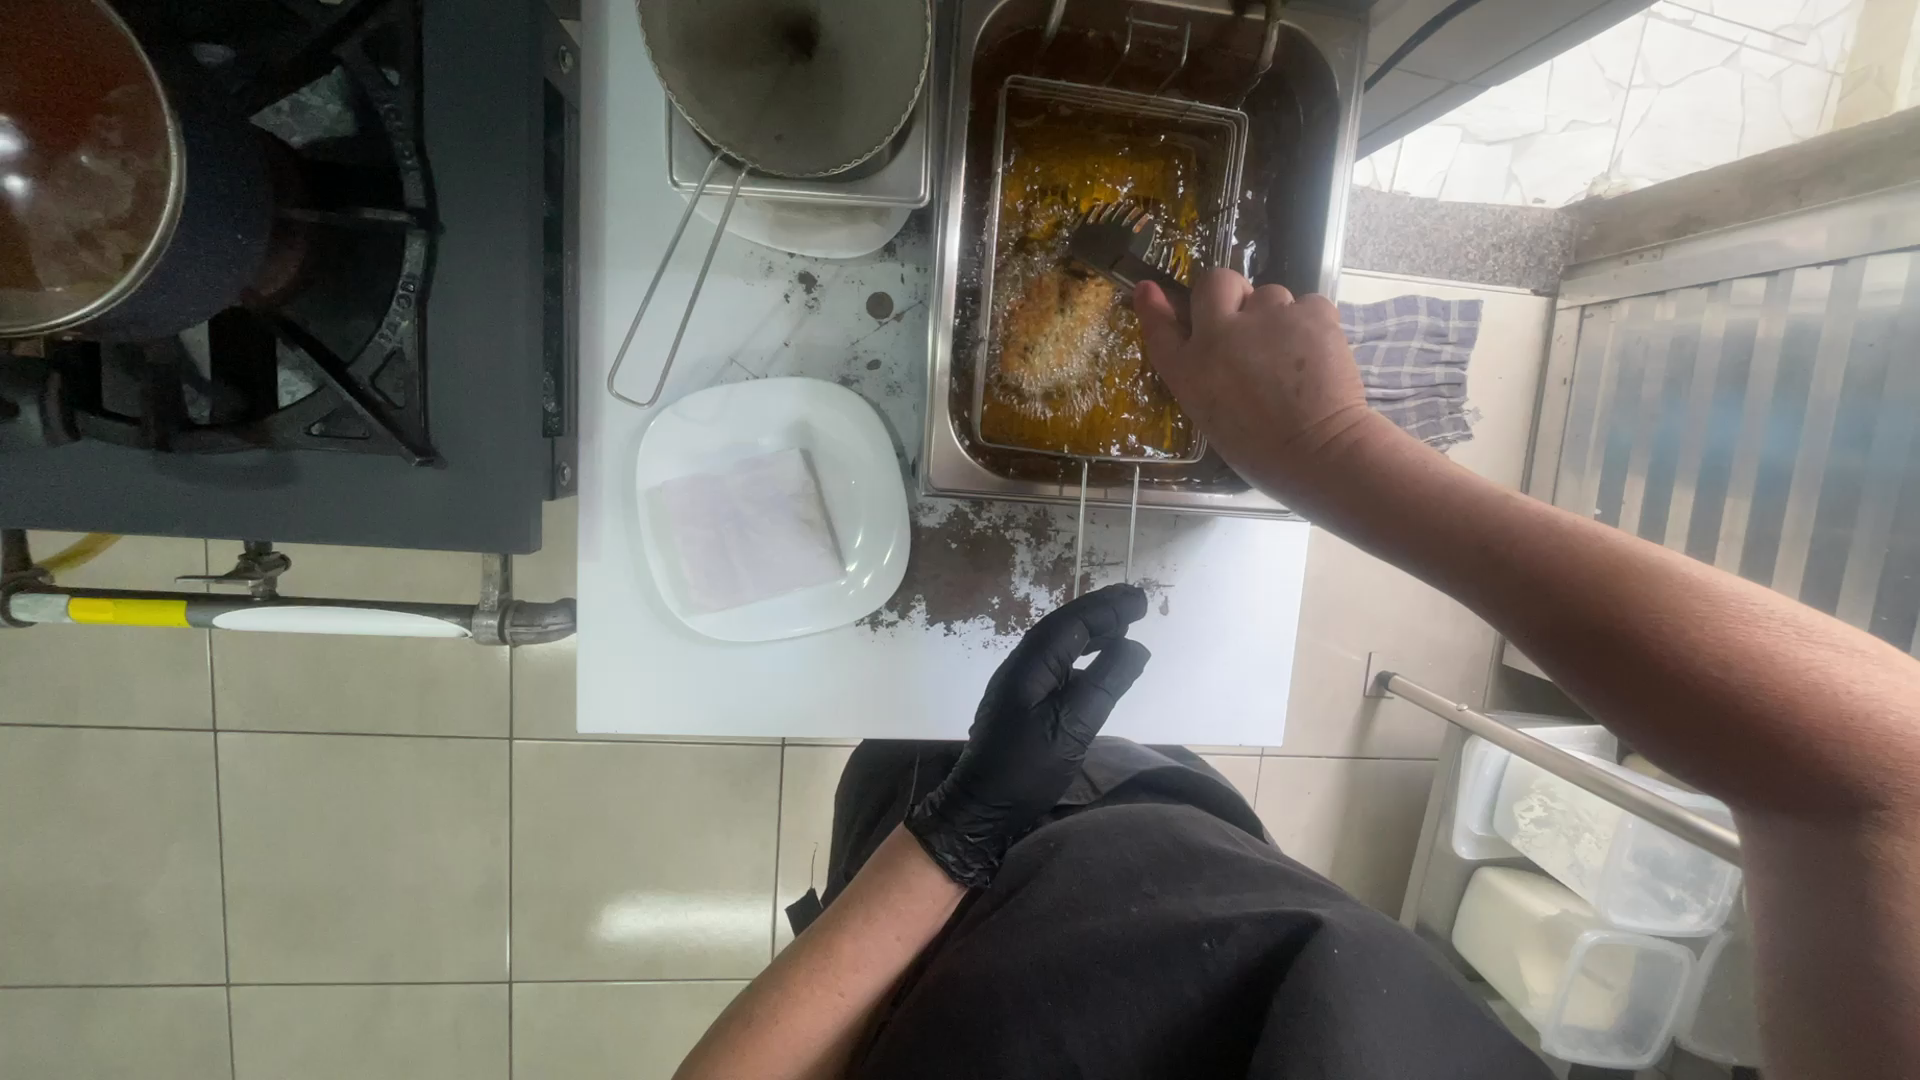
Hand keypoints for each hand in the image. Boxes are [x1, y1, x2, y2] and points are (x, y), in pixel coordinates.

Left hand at [906, 584, 1151, 887]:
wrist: (980, 807)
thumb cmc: (1025, 768)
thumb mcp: (1073, 727)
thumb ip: (1106, 683)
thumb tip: (1135, 646)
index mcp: (1030, 665)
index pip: (1073, 623)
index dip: (1107, 609)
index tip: (1140, 600)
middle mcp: (1021, 666)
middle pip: (1063, 627)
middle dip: (1099, 613)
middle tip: (1136, 603)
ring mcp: (1019, 684)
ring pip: (1058, 645)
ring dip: (1090, 632)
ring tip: (1123, 627)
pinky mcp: (1022, 704)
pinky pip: (1055, 665)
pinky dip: (1080, 656)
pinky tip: (1097, 664)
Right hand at [1135, 270, 1384, 505]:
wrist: (1319, 451)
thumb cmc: (1260, 451)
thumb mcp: (1211, 415)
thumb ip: (1203, 374)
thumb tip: (1212, 341)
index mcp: (1190, 371)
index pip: (1161, 329)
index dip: (1154, 307)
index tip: (1148, 289)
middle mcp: (1219, 335)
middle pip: (1215, 283)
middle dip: (1227, 294)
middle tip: (1245, 321)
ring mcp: (1265, 319)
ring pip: (1268, 294)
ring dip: (1274, 315)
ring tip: (1289, 354)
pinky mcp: (1309, 312)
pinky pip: (1306, 303)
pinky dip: (1310, 323)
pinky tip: (1314, 353)